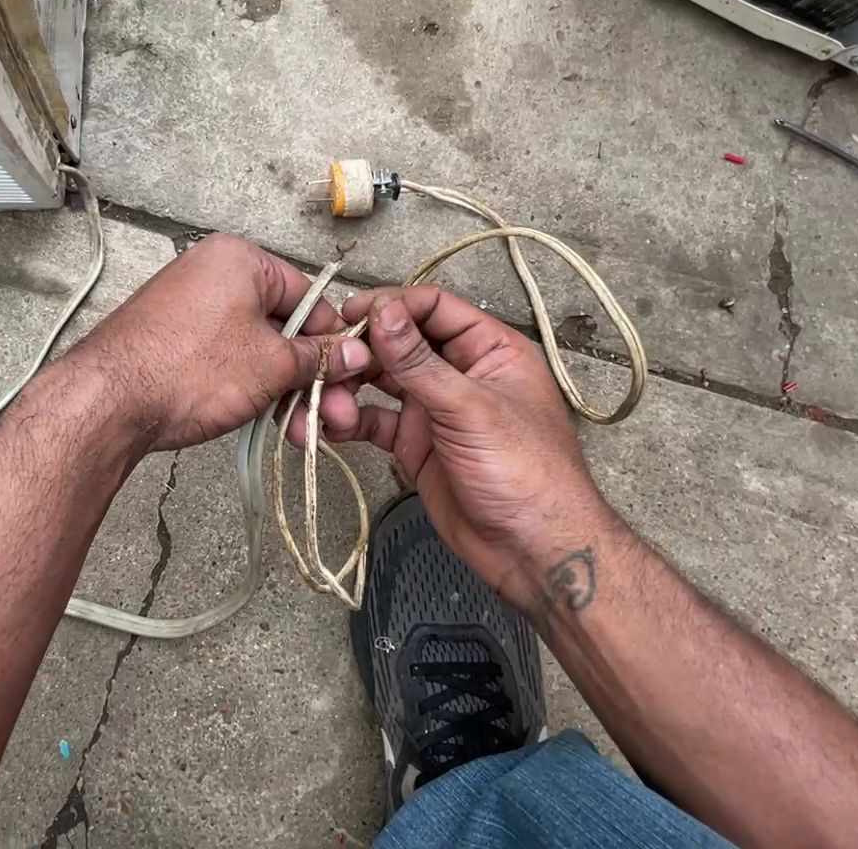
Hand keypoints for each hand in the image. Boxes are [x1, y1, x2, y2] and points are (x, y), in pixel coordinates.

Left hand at [62, 234, 369, 451]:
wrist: (109, 401)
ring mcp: (189, 309)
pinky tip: (271, 422)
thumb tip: (351, 354)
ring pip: (254, 349)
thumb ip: (317, 358)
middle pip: (281, 326)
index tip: (349, 372)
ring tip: (304, 429)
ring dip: (284, 390)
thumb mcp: (270, 364)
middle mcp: (211, 275)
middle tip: (333, 412)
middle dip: (310, 375)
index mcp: (239, 259)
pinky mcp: (173, 341)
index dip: (332, 339)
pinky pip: (225, 359)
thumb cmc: (185, 369)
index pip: (308, 295)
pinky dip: (249, 388)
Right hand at [293, 286, 620, 610]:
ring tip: (327, 402)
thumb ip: (419, 361)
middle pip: (399, 343)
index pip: (434, 308)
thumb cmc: (525, 473)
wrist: (531, 552)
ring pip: (380, 382)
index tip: (351, 313)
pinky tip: (328, 427)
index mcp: (488, 350)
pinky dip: (349, 422)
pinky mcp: (413, 442)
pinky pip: (373, 421)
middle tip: (327, 359)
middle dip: (361, 350)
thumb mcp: (469, 408)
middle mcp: (458, 372)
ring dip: (348, 388)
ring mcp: (433, 408)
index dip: (392, 306)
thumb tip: (382, 310)